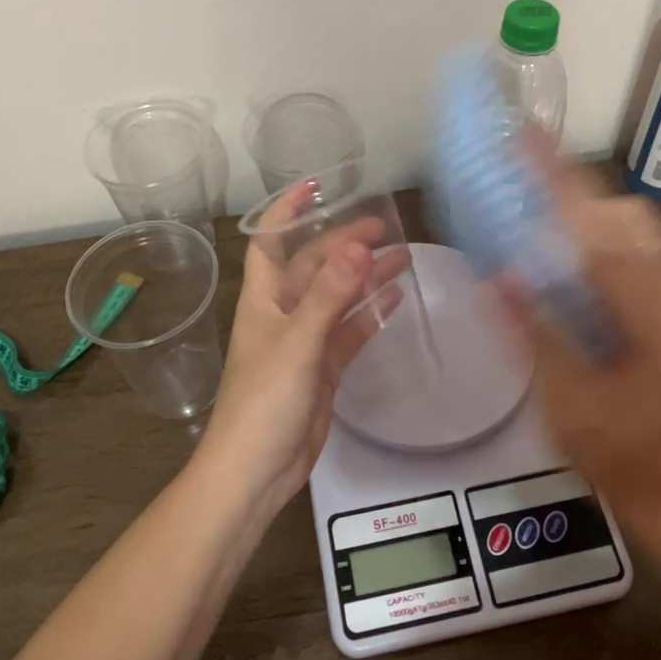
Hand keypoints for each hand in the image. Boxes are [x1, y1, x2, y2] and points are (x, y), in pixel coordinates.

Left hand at [198, 182, 410, 513]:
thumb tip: (358, 247)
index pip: (272, 241)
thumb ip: (329, 296)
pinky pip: (350, 332)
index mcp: (264, 299)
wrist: (255, 472)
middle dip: (345, 243)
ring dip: (366, 277)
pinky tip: (396, 299)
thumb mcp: (297, 344)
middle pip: (315, 266)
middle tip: (385, 226)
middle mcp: (283, 313)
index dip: (288, 211)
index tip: (317, 186)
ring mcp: (305, 343)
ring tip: (404, 256)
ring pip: (339, 298)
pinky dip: (370, 314)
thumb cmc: (264, 402)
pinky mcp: (323, 370)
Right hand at [497, 160, 660, 514]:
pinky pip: (646, 247)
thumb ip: (535, 334)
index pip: (602, 235)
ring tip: (543, 223)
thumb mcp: (567, 403)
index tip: (527, 142)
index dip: (560, 186)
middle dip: (575, 198)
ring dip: (590, 216)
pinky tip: (575, 258)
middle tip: (523, 196)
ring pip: (639, 227)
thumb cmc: (618, 453)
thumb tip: (500, 275)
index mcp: (658, 319)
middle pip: (627, 217)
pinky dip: (605, 237)